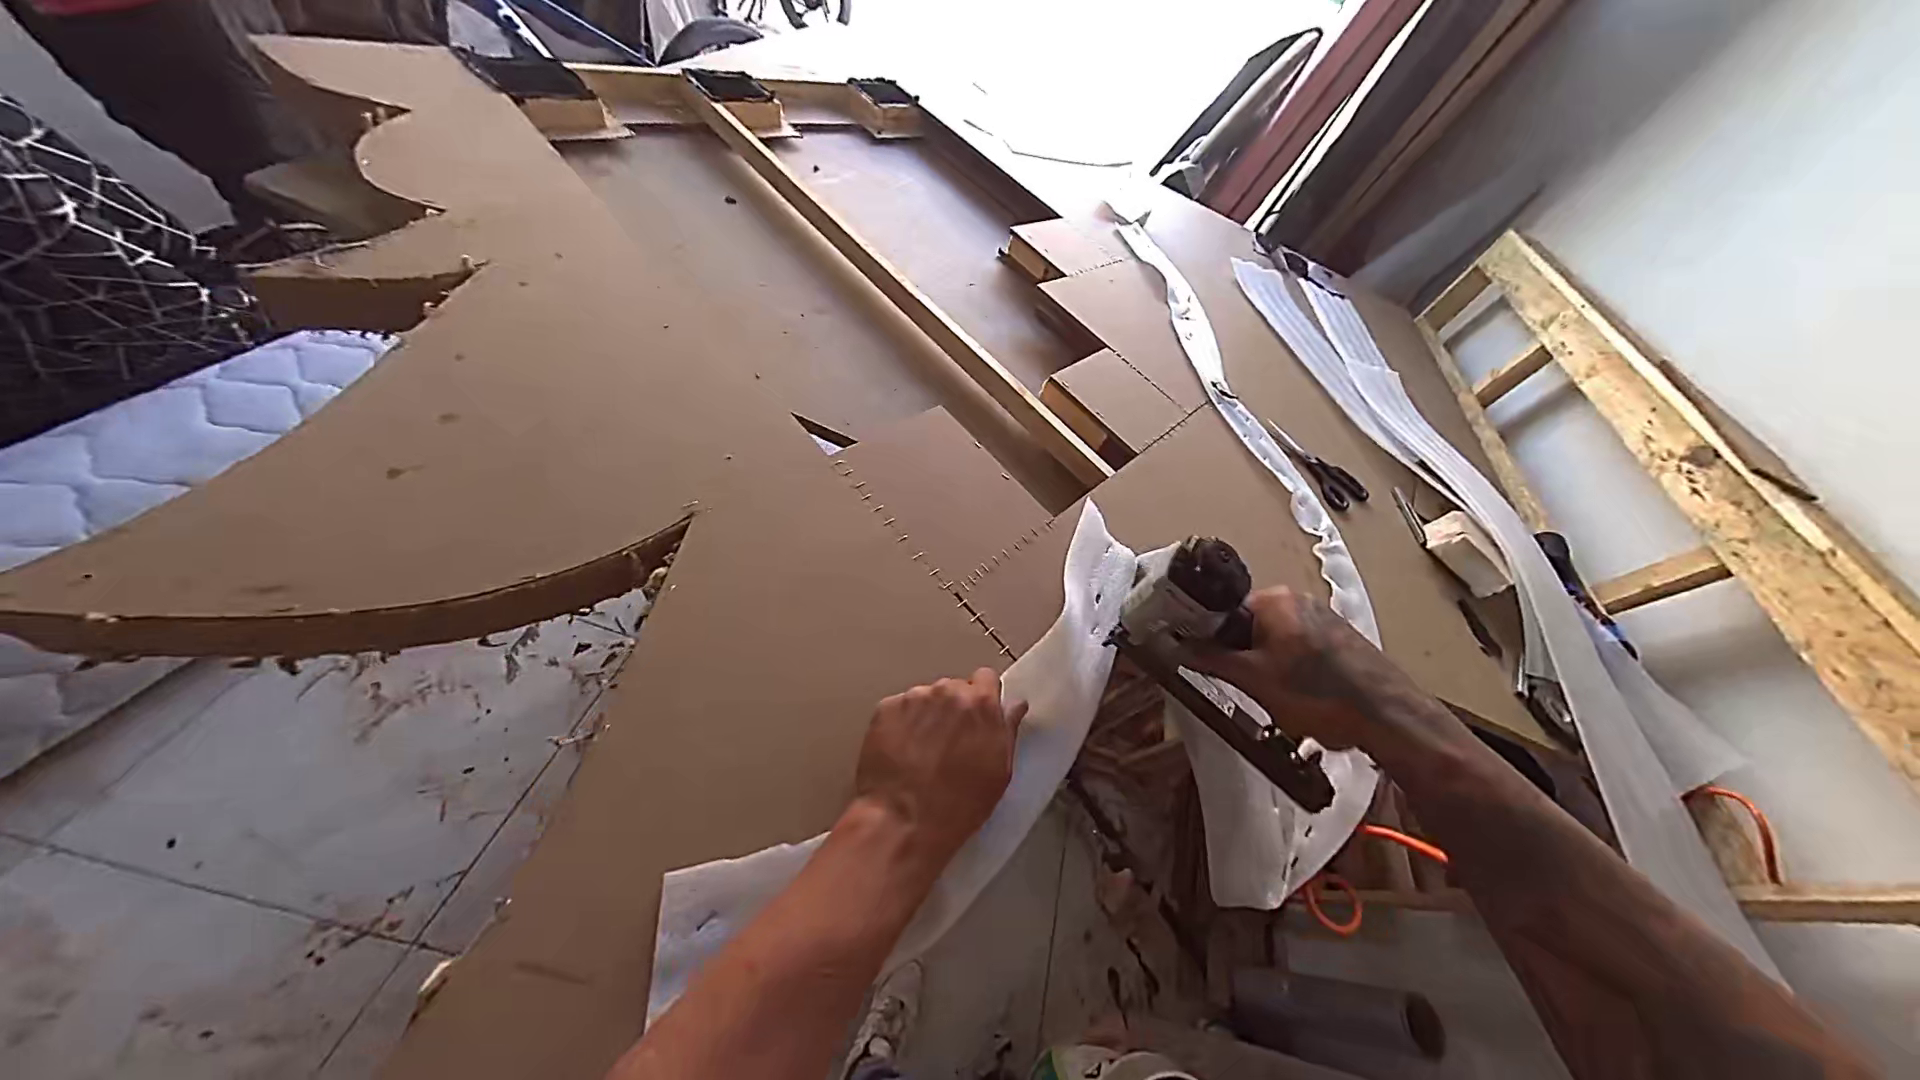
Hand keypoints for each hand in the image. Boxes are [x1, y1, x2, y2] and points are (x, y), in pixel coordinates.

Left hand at [851, 668, 1028, 866]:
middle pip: (954, 688)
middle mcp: (947, 692)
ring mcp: (913, 698)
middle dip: (954, 709)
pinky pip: (899, 708)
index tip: (978, 714)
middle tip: (951, 742)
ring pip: (925, 698)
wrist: (904, 821)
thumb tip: (1014, 706)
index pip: (986, 678)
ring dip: (927, 716)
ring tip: (924, 752)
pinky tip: (904, 753)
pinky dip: (902, 724)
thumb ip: (1007, 729)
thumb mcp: (999, 771)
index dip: (983, 696)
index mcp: (980, 703)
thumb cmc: (956, 805)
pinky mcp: (886, 709)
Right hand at [1177, 586, 1424, 751]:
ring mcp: (1324, 619)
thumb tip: (1173, 646)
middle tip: (1247, 690)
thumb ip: (1209, 659)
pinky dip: (1293, 675)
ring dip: (1268, 671)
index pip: (1223, 612)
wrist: (1390, 718)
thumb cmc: (1316, 692)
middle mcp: (1299, 600)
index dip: (1210, 642)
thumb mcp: (1252, 679)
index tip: (1207, 668)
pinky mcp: (1342, 641)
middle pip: (1249, 628)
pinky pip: (1300, 653)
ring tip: (1278, 701)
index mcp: (1274, 599)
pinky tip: (1303, 700)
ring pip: (1274, 644)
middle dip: (1243, 660)